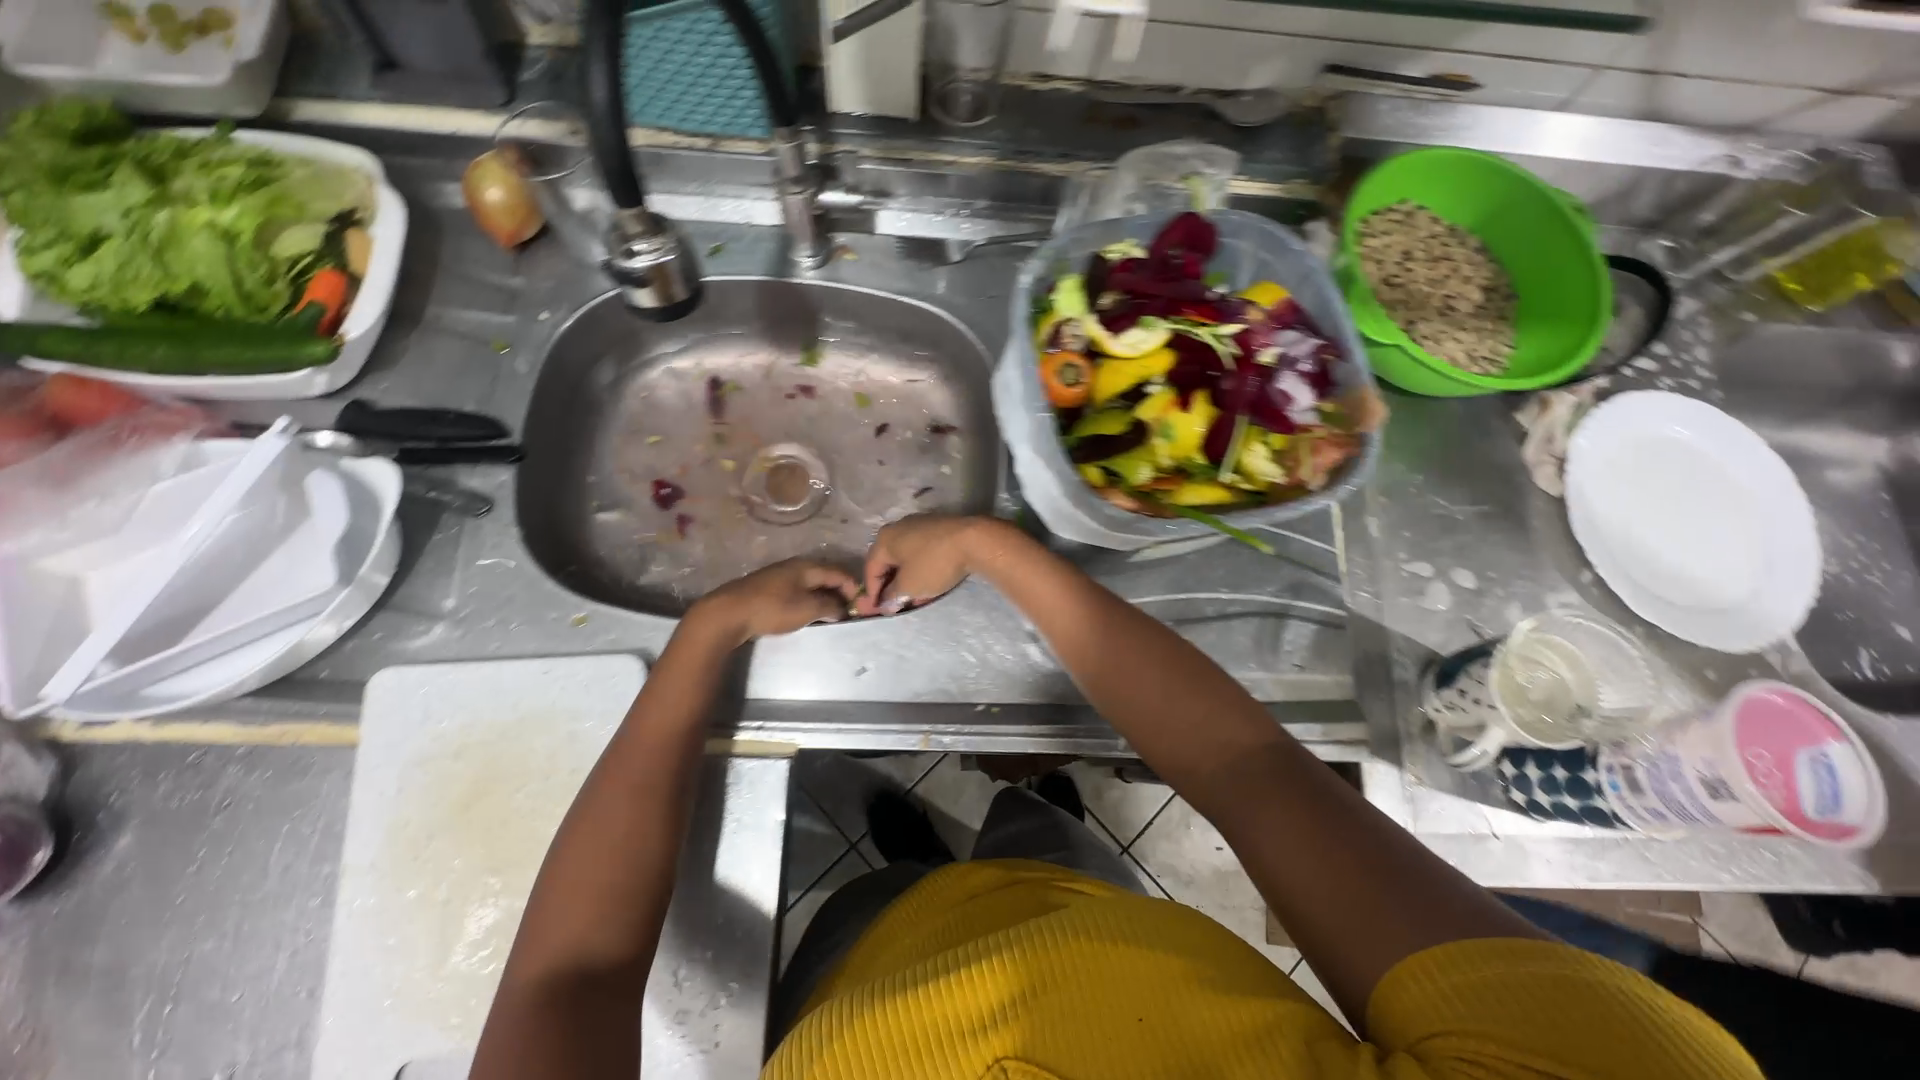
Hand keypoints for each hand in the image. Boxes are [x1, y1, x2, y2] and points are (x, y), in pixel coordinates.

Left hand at [689, 558, 859, 645]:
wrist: (729, 613)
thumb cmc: (773, 608)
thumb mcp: (807, 608)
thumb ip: (829, 606)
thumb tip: (842, 607)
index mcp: (807, 566)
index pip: (839, 573)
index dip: (853, 588)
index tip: (861, 607)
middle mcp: (795, 566)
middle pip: (825, 576)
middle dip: (839, 592)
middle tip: (848, 612)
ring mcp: (780, 576)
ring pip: (810, 584)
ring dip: (823, 597)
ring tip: (830, 615)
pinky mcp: (768, 589)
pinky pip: (797, 591)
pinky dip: (808, 600)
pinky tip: (807, 613)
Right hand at [857, 514, 992, 615]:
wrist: (973, 541)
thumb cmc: (933, 564)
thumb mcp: (909, 586)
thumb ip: (892, 596)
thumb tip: (886, 603)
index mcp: (884, 539)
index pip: (871, 569)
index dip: (873, 592)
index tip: (879, 610)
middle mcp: (898, 527)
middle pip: (888, 561)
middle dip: (891, 585)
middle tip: (896, 605)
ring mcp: (919, 525)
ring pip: (907, 557)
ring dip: (907, 579)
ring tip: (914, 598)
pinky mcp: (938, 528)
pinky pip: (922, 551)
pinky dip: (921, 569)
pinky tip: (929, 583)